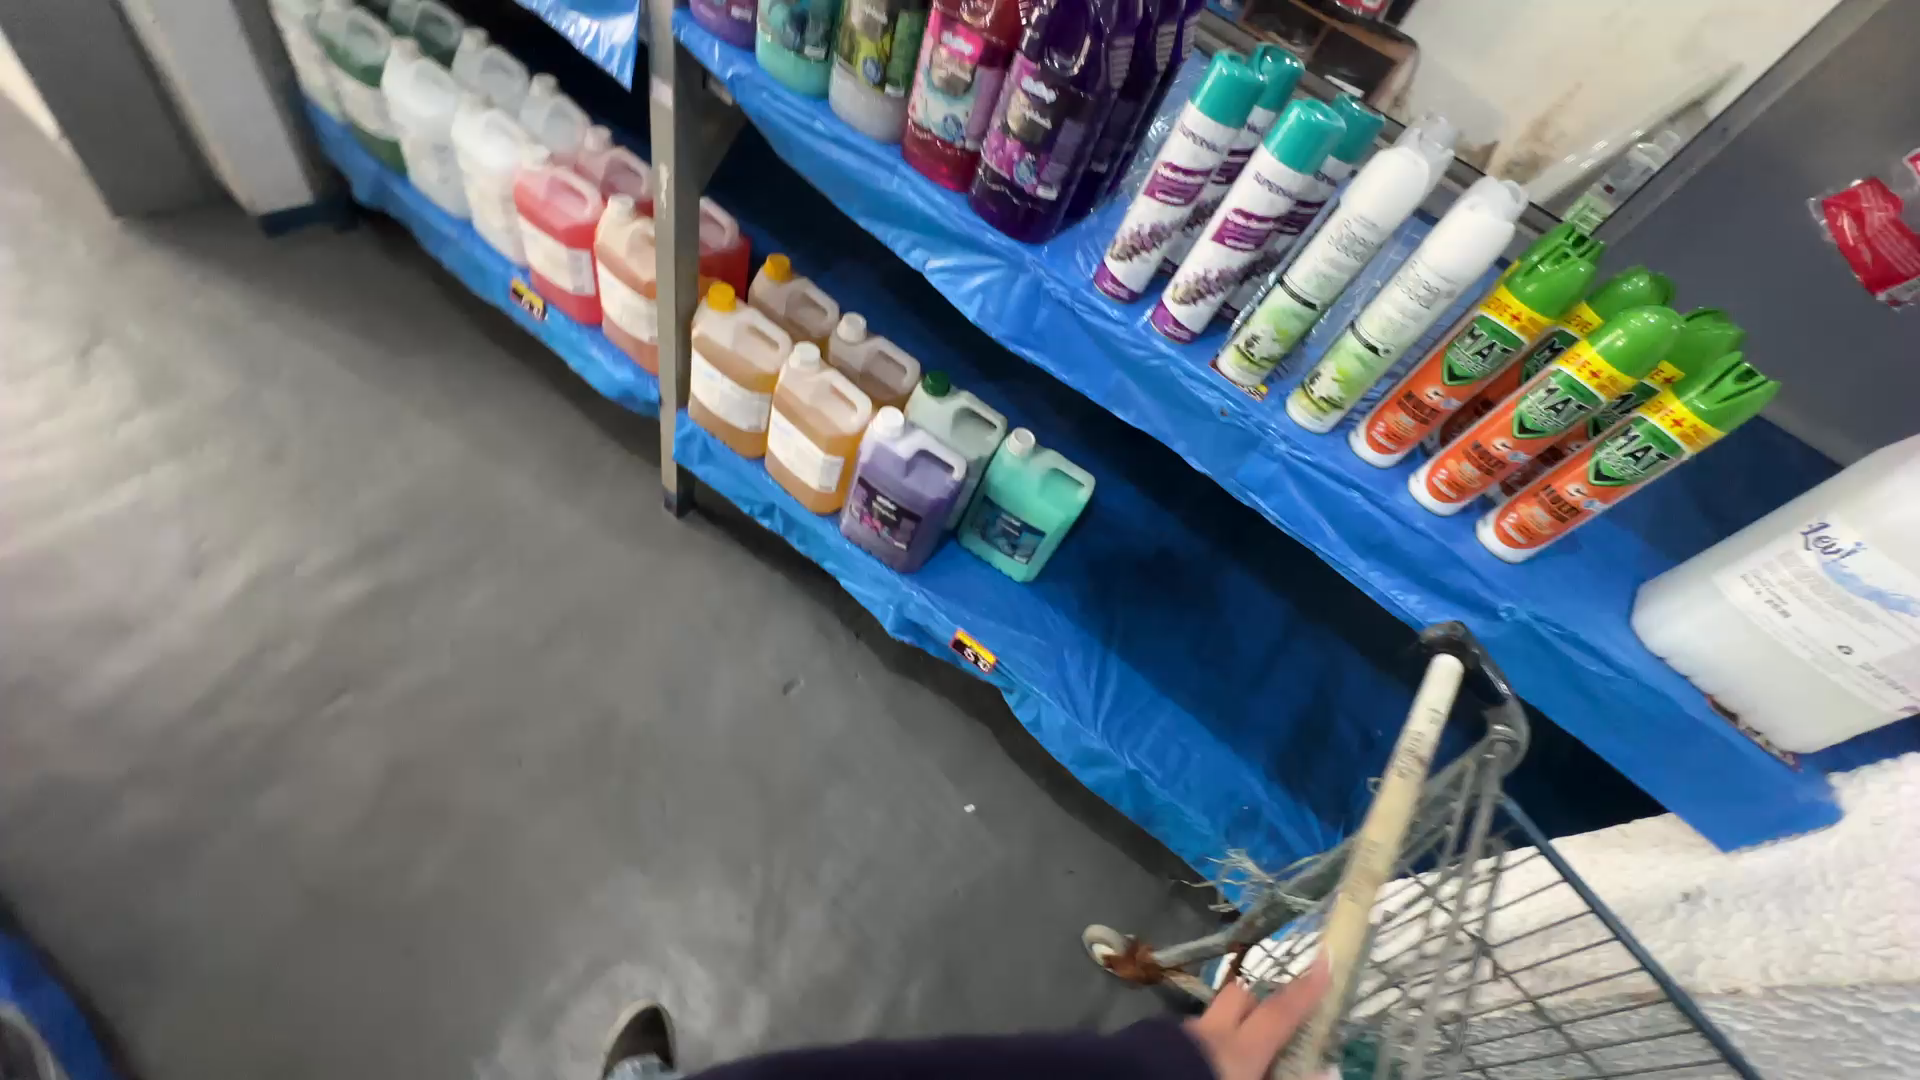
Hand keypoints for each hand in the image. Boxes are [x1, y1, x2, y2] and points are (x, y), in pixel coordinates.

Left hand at [1183, 957, 1330, 1079]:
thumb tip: (1329, 1071)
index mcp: (1239, 1050)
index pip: (1279, 1012)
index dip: (1304, 990)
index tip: (1322, 961)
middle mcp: (1210, 1034)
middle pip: (1240, 999)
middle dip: (1261, 1004)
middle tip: (1279, 1024)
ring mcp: (1182, 1038)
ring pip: (1214, 1019)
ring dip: (1231, 1029)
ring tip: (1244, 1057)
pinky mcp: (1159, 1047)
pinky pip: (1193, 1038)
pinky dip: (1208, 1047)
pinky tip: (1208, 1067)